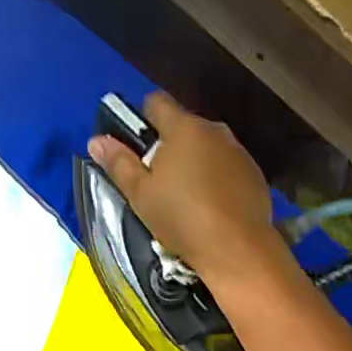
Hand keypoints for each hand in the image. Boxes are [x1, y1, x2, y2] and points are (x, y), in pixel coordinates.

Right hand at [87, 93, 288, 283]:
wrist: (236, 248)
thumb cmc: (182, 219)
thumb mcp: (141, 196)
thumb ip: (119, 164)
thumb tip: (96, 140)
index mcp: (182, 128)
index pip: (157, 102)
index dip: (143, 118)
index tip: (138, 145)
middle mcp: (213, 130)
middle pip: (185, 126)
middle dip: (171, 145)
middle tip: (160, 182)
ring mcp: (238, 151)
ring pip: (209, 147)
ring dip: (197, 162)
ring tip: (189, 198)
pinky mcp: (254, 174)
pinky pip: (229, 168)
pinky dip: (219, 180)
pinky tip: (213, 208)